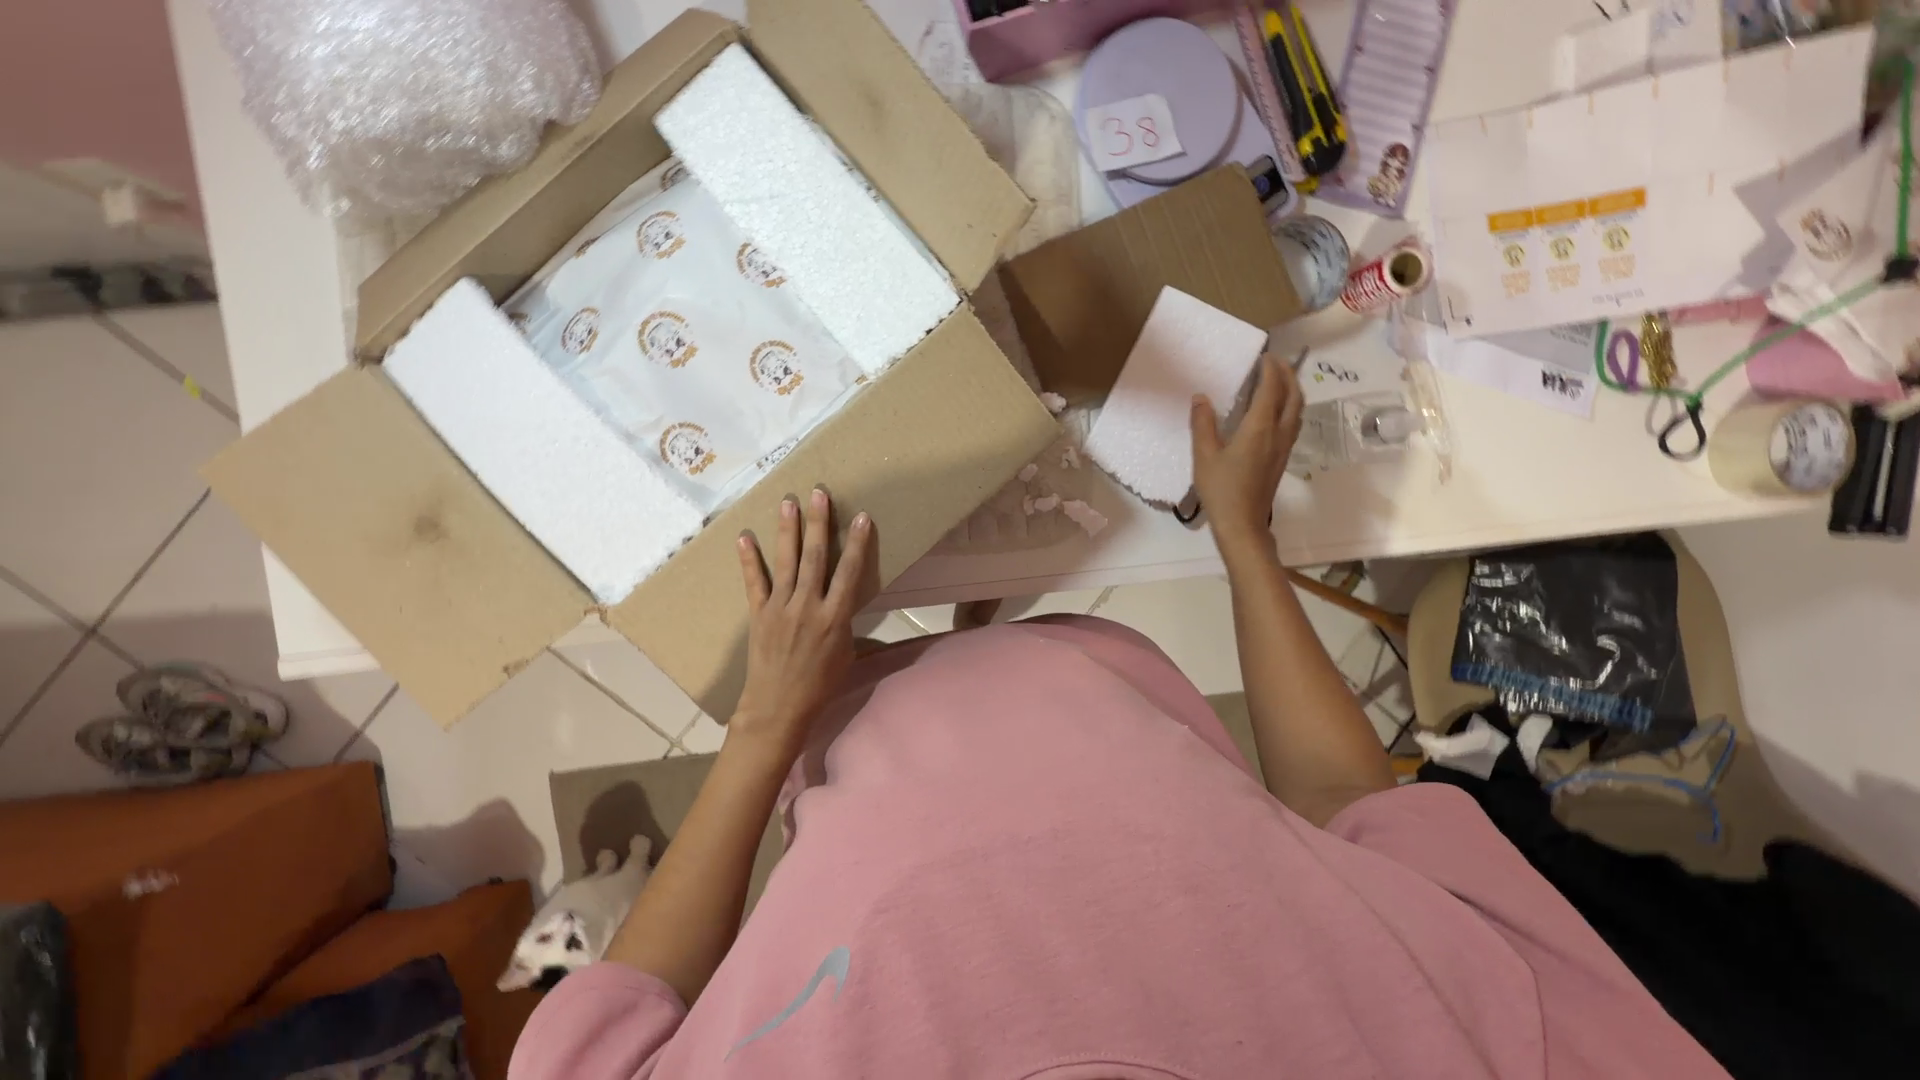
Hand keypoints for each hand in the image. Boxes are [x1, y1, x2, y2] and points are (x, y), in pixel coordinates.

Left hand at [731, 488, 873, 755]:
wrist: (780, 706)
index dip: (857, 543)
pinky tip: (745, 537)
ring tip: (788, 502)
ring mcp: (781, 608)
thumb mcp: (847, 654)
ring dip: (788, 530)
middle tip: (819, 493)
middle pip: (816, 557)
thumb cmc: (821, 684)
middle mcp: (809, 606)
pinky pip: (754, 582)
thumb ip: (846, 623)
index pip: (850, 572)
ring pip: (787, 562)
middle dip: (819, 523)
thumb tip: (846, 604)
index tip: (862, 516)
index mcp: (835, 617)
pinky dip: (749, 560)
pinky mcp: (759, 614)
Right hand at [1191, 353, 1302, 559]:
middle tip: (1274, 362)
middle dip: (1287, 374)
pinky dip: (1289, 406)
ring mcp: (1284, 446)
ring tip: (1278, 380)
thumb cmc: (1221, 489)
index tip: (1264, 355)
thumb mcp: (1203, 456)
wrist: (1243, 523)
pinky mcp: (1283, 457)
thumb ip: (1203, 424)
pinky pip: (1294, 421)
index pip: (1271, 388)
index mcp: (1259, 428)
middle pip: (1293, 395)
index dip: (1270, 369)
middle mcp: (1278, 432)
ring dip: (1292, 389)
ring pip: (1298, 408)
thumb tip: (1201, 398)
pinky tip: (1276, 410)